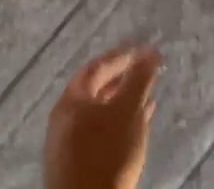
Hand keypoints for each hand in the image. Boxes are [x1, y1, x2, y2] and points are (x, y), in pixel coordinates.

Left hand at [43, 46, 161, 188]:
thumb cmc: (106, 153)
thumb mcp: (127, 110)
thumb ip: (139, 78)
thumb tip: (150, 51)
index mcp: (70, 102)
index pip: (95, 67)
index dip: (119, 56)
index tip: (142, 50)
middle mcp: (63, 119)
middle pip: (94, 89)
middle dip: (121, 78)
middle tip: (145, 71)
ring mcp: (66, 143)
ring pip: (98, 112)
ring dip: (122, 100)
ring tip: (147, 96)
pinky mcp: (75, 162)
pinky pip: (99, 131)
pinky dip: (118, 120)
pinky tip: (138, 123)